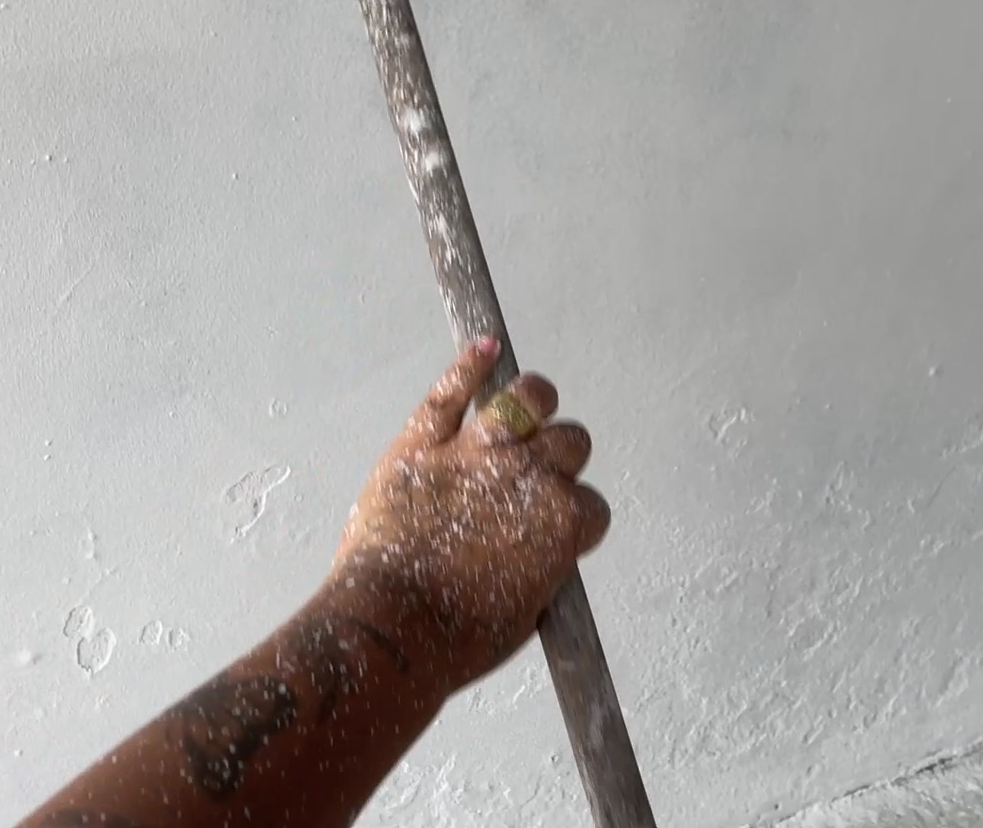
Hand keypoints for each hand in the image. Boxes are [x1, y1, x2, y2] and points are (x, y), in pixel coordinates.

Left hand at [331, 337, 610, 691]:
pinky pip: (454, 387)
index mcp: (563, 521)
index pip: (592, 503)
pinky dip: (472, 362)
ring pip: (527, 398)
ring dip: (534, 401)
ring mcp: (478, 451)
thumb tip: (544, 544)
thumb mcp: (528, 611)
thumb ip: (547, 563)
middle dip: (560, 458)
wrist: (390, 631)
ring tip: (525, 406)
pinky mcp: (426, 440)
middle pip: (572, 441)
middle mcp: (531, 474)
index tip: (554, 526)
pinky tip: (485, 347)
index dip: (574, 516)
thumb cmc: (456, 636)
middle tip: (536, 474)